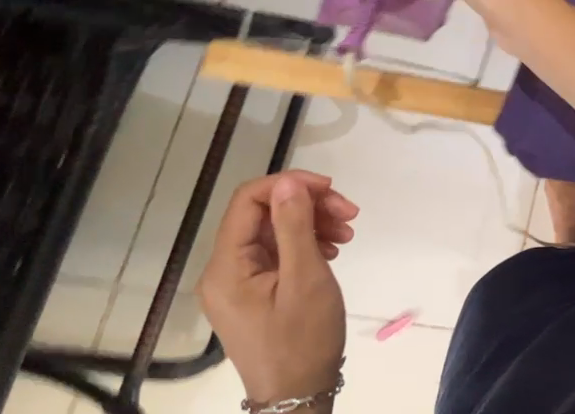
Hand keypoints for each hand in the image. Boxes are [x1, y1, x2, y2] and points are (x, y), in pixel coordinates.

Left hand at [198, 172, 357, 403]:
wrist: (299, 397)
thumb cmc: (302, 339)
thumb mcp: (305, 278)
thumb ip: (294, 226)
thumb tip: (288, 181)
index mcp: (226, 267)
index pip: (248, 200)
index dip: (289, 185)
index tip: (330, 190)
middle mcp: (224, 271)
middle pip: (264, 213)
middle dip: (308, 204)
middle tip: (349, 212)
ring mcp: (238, 283)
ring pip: (274, 229)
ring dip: (313, 221)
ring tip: (348, 232)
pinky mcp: (255, 291)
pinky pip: (278, 251)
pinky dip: (307, 242)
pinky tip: (333, 249)